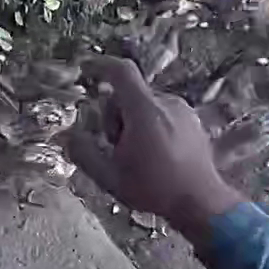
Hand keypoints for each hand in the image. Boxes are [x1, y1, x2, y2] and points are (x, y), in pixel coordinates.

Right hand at [69, 56, 245, 241]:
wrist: (201, 203)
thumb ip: (84, 153)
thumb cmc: (155, 189)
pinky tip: (154, 155)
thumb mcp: (110, 177)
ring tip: (136, 155)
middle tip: (115, 147)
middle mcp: (167, 103)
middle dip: (115, 115)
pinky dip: (150, 127)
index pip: (121, 71)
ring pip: (145, 104)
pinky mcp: (193, 121)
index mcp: (145, 110)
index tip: (84, 70)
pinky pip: (162, 113)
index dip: (99, 66)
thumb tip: (67, 137)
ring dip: (132, 123)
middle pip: (129, 94)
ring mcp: (183, 111)